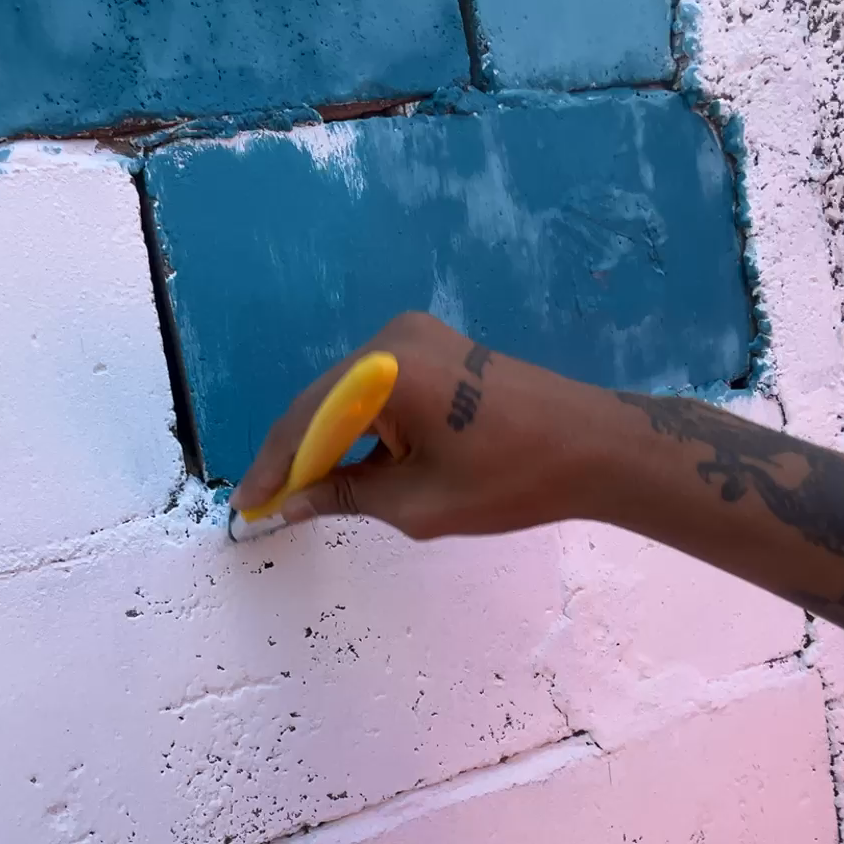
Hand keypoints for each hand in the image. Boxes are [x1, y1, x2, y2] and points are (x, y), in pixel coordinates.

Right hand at [231, 312, 601, 538]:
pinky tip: (340, 463)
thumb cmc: (510, 480)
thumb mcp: (417, 502)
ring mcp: (415, 337)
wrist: (595, 447)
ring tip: (297, 489)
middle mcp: (393, 338)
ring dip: (322, 443)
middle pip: (320, 402)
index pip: (307, 422)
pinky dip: (355, 428)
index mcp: (387, 370)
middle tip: (267, 501)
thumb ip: (343, 497)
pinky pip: (374, 391)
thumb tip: (289, 504)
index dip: (274, 468)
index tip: (247, 507)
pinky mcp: (434, 349)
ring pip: (344, 397)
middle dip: (293, 455)